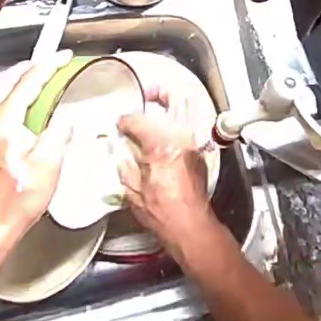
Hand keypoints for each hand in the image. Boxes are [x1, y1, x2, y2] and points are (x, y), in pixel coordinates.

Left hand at [0, 51, 73, 260]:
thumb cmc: (13, 203)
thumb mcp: (48, 164)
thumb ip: (58, 133)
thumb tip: (65, 119)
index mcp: (3, 121)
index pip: (27, 81)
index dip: (48, 65)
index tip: (61, 57)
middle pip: (4, 81)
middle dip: (27, 67)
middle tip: (47, 63)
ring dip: (17, 83)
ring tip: (38, 82)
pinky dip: (11, 102)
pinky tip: (25, 112)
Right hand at [117, 84, 220, 252]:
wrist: (192, 228)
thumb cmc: (165, 216)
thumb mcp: (134, 192)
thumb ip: (126, 167)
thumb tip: (122, 153)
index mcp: (162, 147)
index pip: (141, 120)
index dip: (127, 120)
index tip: (121, 124)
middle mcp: (182, 140)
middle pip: (177, 99)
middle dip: (160, 91)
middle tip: (147, 94)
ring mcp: (194, 144)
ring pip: (188, 109)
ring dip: (172, 104)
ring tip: (157, 107)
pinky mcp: (200, 152)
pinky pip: (189, 126)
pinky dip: (178, 122)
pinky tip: (166, 130)